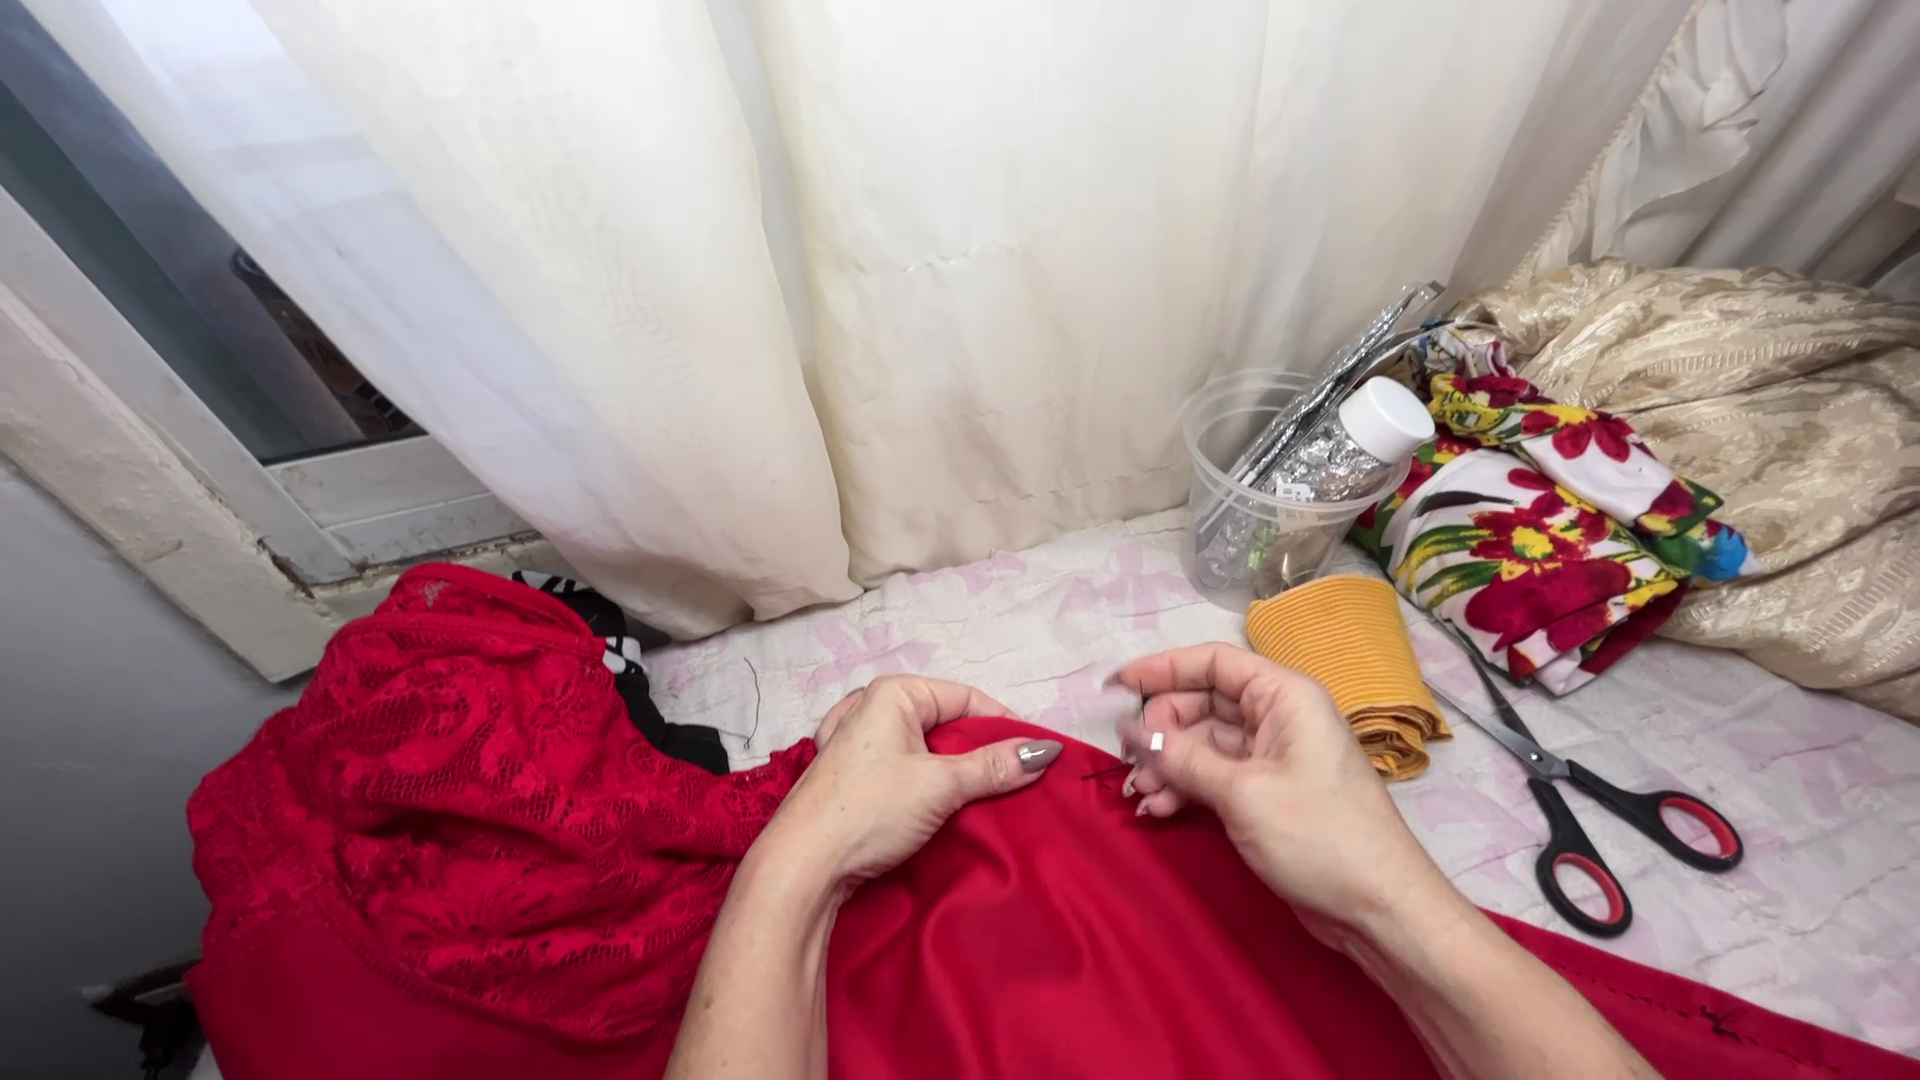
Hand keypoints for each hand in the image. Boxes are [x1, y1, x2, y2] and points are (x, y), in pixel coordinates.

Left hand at [751, 675, 1063, 892]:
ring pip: (924, 745)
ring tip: (985, 794)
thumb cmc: (869, 810)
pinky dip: (924, 778)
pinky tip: (937, 799)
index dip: (1003, 724)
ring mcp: (855, 740)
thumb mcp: (940, 785)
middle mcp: (871, 706)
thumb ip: (995, 766)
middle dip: (979, 749)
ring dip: (954, 768)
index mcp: (892, 693)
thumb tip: (1046, 751)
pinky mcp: (848, 774)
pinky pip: (901, 764)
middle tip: (1014, 779)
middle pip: (945, 721)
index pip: (965, 697)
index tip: (1035, 756)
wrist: (800, 868)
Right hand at [1114, 644, 1454, 942]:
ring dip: (1167, 765)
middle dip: (1161, 732)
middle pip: (1201, 704)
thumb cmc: (1319, 836)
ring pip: (1202, 743)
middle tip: (1129, 760)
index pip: (1213, 662)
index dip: (1161, 668)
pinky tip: (1160, 809)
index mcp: (1284, 696)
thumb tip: (1129, 732)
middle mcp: (1277, 716)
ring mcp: (1270, 756)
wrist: (1381, 913)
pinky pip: (1212, 774)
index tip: (1118, 686)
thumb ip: (1181, 757)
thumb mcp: (1243, 792)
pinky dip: (1184, 787)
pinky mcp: (1264, 791)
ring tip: (1141, 794)